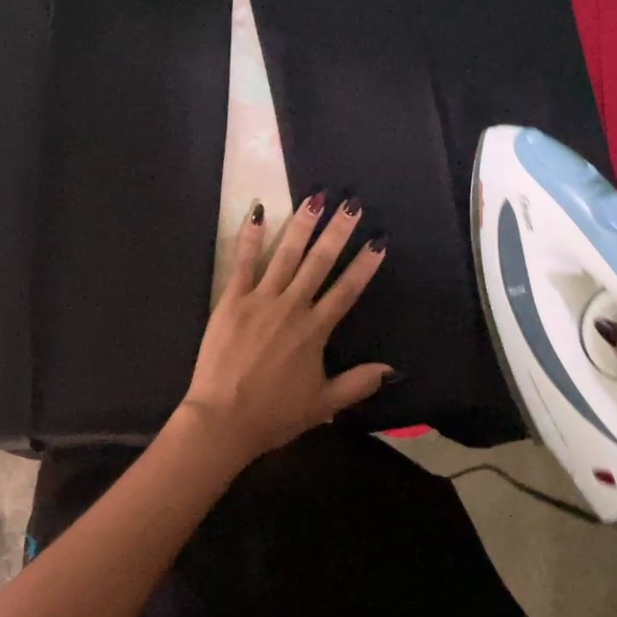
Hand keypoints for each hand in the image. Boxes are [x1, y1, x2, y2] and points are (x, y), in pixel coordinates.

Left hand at [178, 193, 392, 464]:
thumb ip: (358, 383)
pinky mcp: (232, 300)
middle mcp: (291, 307)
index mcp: (315, 331)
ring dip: (302, 224)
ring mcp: (260, 299)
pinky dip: (250, 237)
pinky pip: (243, 263)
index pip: (346, 290)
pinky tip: (257, 212)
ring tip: (315, 197)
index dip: (365, 265)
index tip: (379, 240)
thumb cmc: (274, 415)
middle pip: (319, 262)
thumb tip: (393, 369)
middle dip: (337, 231)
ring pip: (285, 254)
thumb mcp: (323, 404)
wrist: (223, 419)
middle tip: (351, 203)